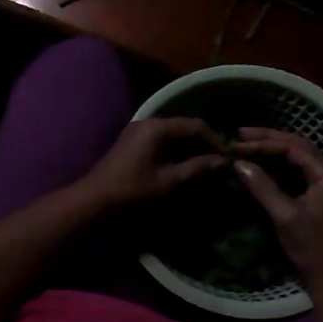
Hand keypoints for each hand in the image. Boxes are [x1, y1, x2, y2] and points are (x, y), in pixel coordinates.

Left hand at [75, 118, 228, 209]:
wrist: (95, 198)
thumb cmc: (132, 189)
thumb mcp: (169, 181)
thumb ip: (196, 168)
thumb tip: (222, 162)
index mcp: (157, 127)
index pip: (195, 126)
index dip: (214, 140)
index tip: (227, 157)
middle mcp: (148, 122)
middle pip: (184, 126)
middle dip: (203, 143)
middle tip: (219, 161)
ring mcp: (138, 131)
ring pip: (173, 133)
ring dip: (190, 146)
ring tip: (205, 163)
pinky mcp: (133, 141)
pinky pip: (161, 139)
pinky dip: (176, 149)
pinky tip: (184, 163)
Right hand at [232, 127, 322, 292]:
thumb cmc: (313, 250)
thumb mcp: (285, 217)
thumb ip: (263, 187)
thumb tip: (239, 164)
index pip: (294, 148)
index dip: (264, 143)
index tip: (237, 143)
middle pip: (300, 148)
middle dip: (271, 139)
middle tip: (241, 133)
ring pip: (302, 161)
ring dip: (277, 152)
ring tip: (250, 146)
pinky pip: (303, 176)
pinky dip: (283, 169)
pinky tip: (266, 168)